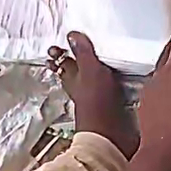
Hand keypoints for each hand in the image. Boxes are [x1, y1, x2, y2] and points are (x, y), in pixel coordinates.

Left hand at [48, 32, 138, 158]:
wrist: (110, 135)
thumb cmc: (97, 102)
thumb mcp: (90, 71)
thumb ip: (83, 53)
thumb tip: (72, 35)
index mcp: (74, 79)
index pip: (64, 63)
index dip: (60, 54)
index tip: (57, 46)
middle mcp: (81, 89)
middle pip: (73, 73)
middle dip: (73, 63)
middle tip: (72, 53)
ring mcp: (94, 99)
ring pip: (87, 82)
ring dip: (89, 73)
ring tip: (95, 63)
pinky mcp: (107, 107)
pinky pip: (103, 90)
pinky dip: (105, 84)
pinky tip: (113, 82)